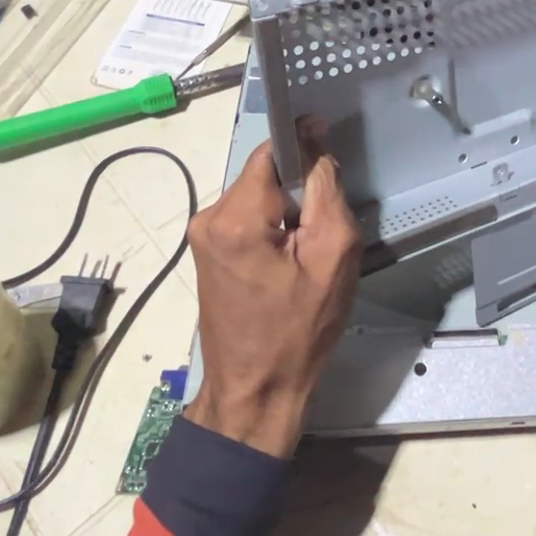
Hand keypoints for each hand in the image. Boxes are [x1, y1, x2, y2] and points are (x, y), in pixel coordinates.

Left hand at [185, 137, 360, 457]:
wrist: (256, 392)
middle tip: (326, 229)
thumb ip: (327, 190)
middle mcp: (208, 217)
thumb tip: (316, 144)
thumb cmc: (299, 329)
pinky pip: (248, 219)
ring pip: (259, 196)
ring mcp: (202, 237)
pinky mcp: (207, 254)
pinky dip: (274, 229)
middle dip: (300, 190)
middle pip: (266, 175)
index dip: (306, 146)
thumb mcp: (333, 255)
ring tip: (310, 252)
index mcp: (235, 216)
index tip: (333, 157)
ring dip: (288, 212)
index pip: (273, 151)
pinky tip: (291, 263)